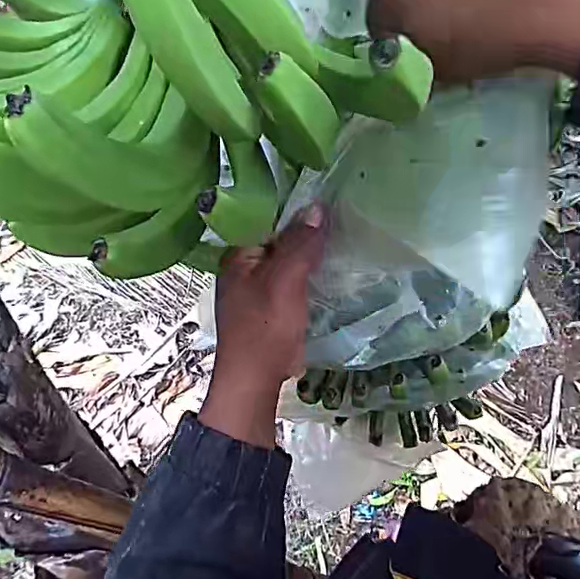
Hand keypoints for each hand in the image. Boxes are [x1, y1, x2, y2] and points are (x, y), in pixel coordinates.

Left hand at [199, 206, 328, 448]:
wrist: (255, 382)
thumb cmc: (264, 328)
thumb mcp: (284, 281)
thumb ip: (299, 244)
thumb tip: (317, 208)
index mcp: (238, 255)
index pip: (265, 217)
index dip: (293, 207)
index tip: (324, 197)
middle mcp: (244, 267)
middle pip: (278, 238)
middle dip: (305, 229)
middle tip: (340, 212)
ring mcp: (258, 288)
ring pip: (287, 260)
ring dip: (310, 252)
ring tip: (342, 233)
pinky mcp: (273, 306)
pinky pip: (293, 280)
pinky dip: (310, 273)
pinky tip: (332, 267)